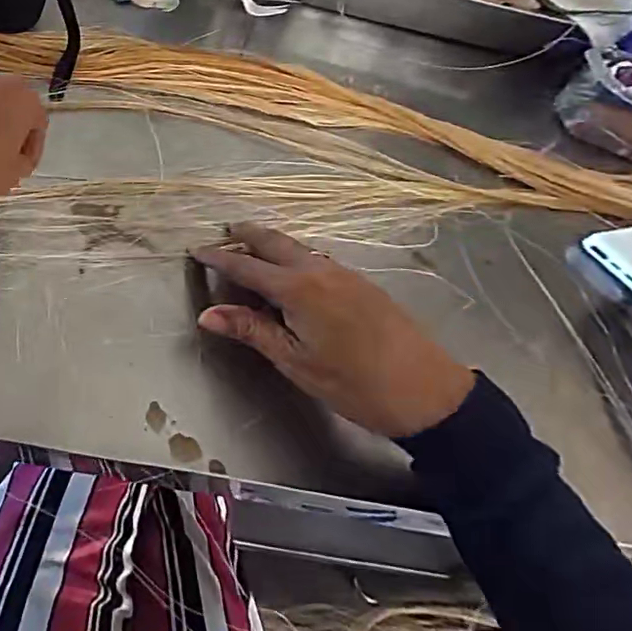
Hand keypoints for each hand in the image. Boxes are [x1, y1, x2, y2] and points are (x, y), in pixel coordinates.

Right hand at [193, 223, 474, 438]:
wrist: (435, 399)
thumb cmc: (356, 384)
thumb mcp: (295, 361)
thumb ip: (251, 331)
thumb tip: (206, 315)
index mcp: (298, 289)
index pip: (246, 266)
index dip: (218, 258)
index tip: (196, 251)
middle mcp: (320, 272)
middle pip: (275, 242)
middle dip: (247, 234)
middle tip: (225, 231)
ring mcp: (346, 276)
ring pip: (299, 248)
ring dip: (271, 243)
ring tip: (252, 246)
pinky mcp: (364, 286)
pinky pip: (318, 258)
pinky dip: (294, 255)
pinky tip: (293, 270)